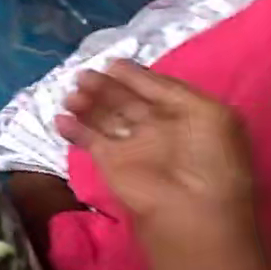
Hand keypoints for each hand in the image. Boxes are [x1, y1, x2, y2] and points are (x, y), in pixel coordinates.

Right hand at [54, 60, 255, 240]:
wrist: (189, 207)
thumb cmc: (209, 157)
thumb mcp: (205, 111)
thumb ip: (167, 89)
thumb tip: (130, 74)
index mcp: (185, 114)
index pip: (154, 89)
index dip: (133, 76)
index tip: (111, 63)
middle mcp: (156, 127)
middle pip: (124, 100)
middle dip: (104, 86)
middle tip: (82, 75)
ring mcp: (130, 145)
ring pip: (103, 117)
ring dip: (87, 104)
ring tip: (71, 94)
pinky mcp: (108, 162)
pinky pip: (87, 139)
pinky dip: (72, 129)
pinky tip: (61, 118)